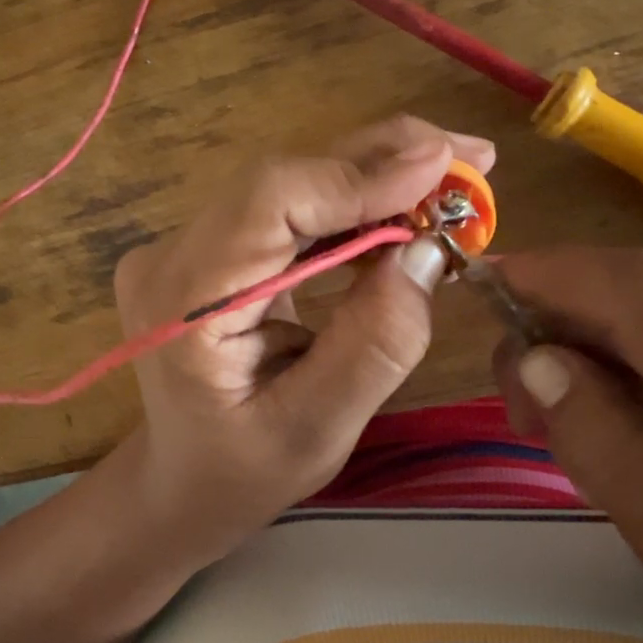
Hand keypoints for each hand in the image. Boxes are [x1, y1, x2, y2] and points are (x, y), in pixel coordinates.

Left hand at [114, 116, 493, 540]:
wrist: (180, 483)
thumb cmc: (241, 475)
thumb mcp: (316, 432)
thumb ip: (372, 347)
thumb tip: (426, 253)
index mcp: (183, 302)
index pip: (268, 203)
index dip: (357, 175)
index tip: (444, 164)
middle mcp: (170, 257)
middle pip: (279, 183)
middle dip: (379, 163)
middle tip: (472, 159)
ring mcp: (183, 250)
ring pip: (287, 191)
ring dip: (371, 180)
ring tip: (451, 182)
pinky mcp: (206, 254)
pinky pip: (282, 216)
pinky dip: (347, 211)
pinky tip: (400, 214)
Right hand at [490, 247, 642, 642]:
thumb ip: (603, 448)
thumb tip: (536, 361)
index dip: (554, 275)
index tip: (479, 289)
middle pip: (630, 288)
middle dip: (550, 328)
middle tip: (526, 415)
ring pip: (636, 297)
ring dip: (577, 343)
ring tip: (571, 421)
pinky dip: (612, 346)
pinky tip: (617, 403)